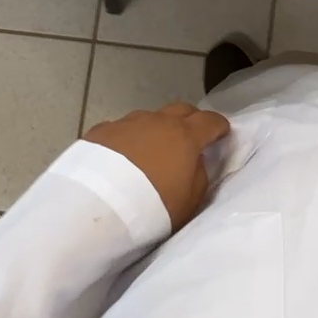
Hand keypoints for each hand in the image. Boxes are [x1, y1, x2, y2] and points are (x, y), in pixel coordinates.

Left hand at [83, 102, 231, 230]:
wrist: (96, 207)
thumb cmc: (152, 207)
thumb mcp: (190, 201)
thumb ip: (199, 175)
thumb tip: (196, 161)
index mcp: (185, 136)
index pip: (210, 121)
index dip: (219, 126)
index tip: (222, 132)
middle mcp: (157, 122)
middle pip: (180, 110)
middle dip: (189, 120)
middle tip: (189, 137)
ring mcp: (126, 123)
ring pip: (148, 119)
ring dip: (154, 130)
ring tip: (149, 151)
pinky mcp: (100, 131)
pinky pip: (120, 130)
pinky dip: (126, 140)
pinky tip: (118, 157)